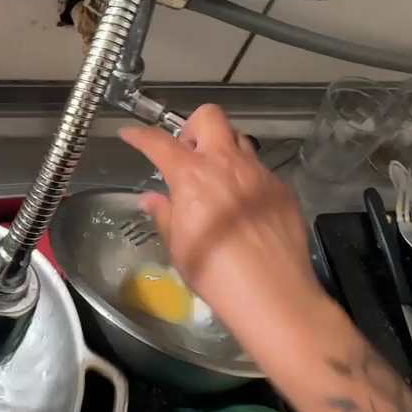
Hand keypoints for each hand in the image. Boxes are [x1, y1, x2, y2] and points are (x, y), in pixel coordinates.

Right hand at [120, 104, 319, 326]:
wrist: (273, 294)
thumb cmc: (214, 271)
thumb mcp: (178, 246)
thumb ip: (164, 214)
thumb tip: (152, 199)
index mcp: (192, 175)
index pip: (158, 142)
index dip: (140, 135)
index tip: (130, 134)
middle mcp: (226, 163)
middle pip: (209, 116)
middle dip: (193, 127)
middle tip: (188, 155)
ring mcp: (258, 173)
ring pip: (239, 140)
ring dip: (223, 150)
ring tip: (218, 180)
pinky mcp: (281, 190)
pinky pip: (260, 171)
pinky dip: (246, 179)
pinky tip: (245, 209)